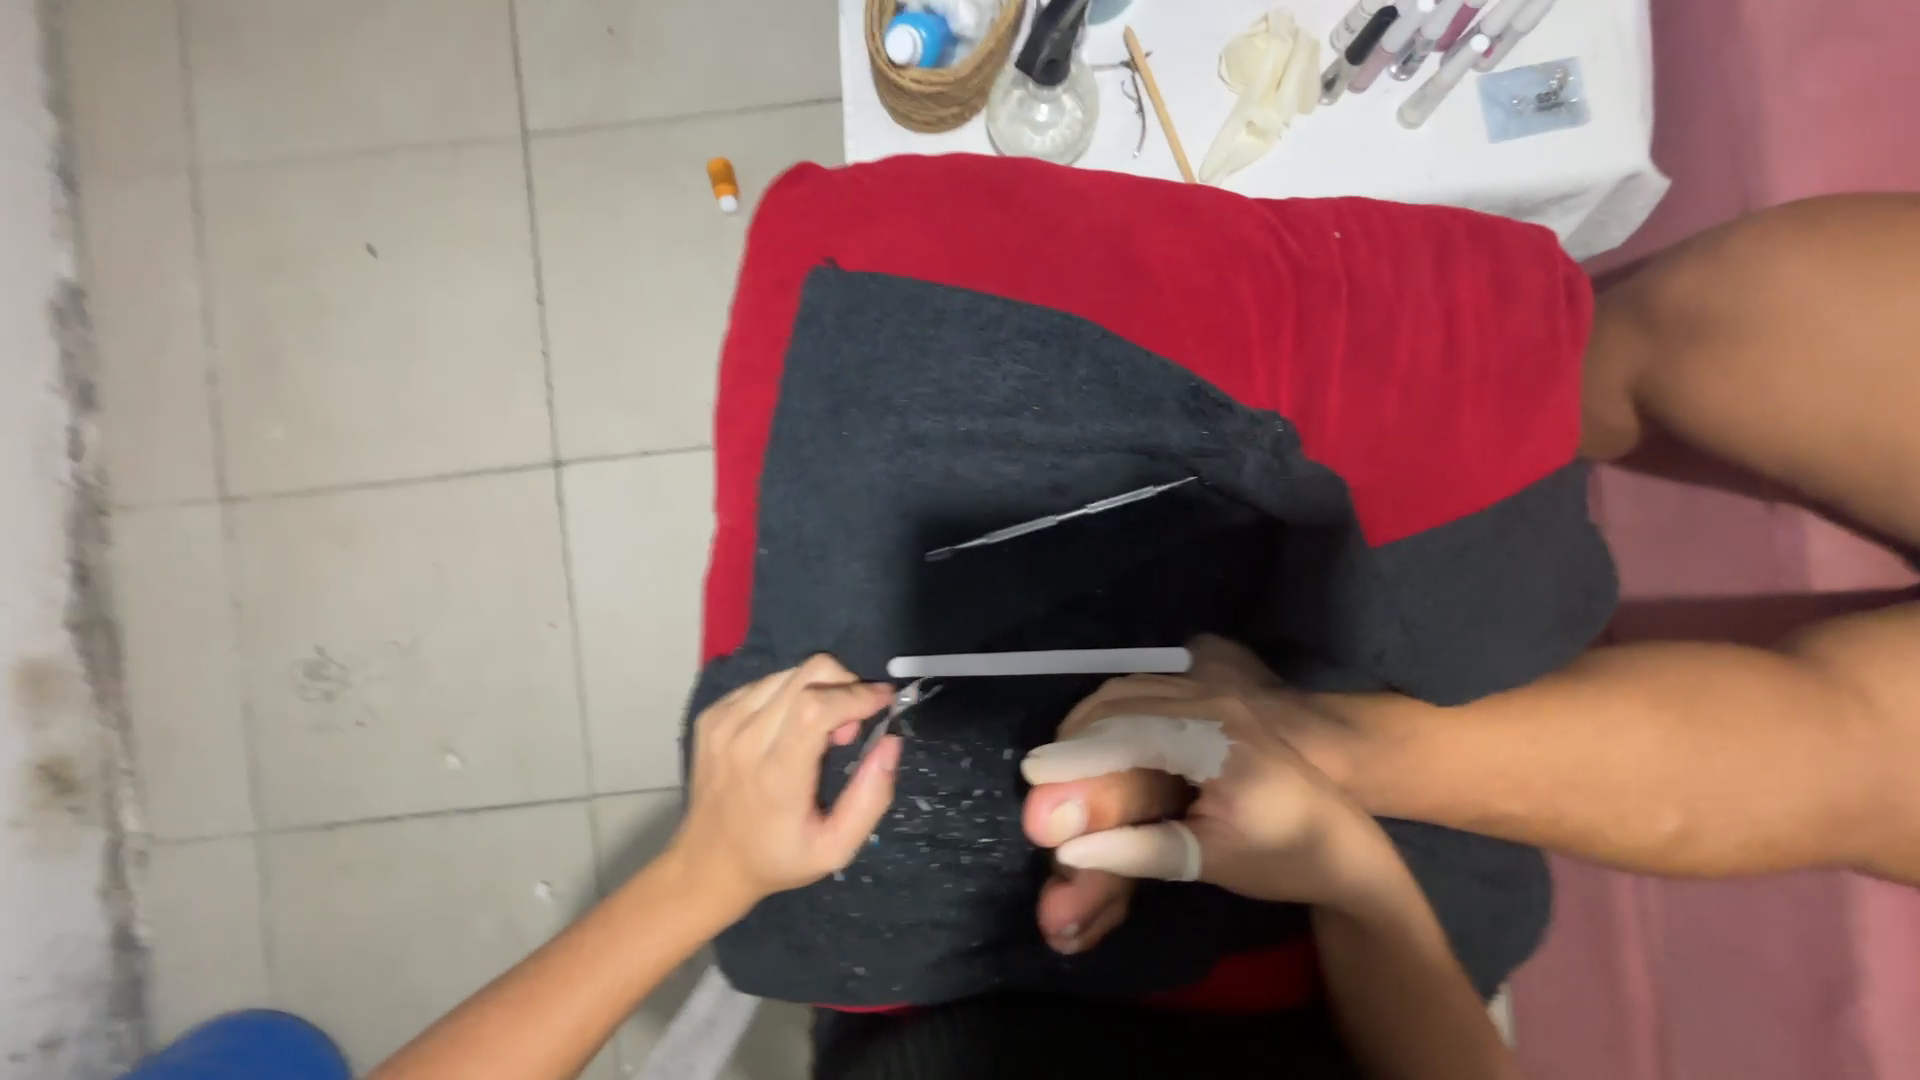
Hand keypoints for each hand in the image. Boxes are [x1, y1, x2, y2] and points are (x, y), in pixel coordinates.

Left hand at [668, 655, 902, 911]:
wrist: (707, 864)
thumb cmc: (777, 859)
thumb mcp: (836, 848)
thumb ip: (871, 796)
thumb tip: (891, 740)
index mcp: (776, 774)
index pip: (816, 706)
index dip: (856, 694)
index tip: (884, 700)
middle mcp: (744, 739)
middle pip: (807, 675)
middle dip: (845, 686)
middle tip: (850, 725)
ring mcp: (722, 722)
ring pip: (789, 673)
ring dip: (818, 691)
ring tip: (818, 733)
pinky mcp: (711, 714)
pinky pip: (765, 683)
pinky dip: (790, 696)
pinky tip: (788, 729)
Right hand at [1022, 635, 1355, 950]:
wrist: (1345, 842)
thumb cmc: (1283, 857)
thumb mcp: (1210, 860)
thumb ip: (1138, 849)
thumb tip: (1066, 850)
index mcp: (1219, 740)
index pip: (1130, 734)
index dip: (1078, 754)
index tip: (1033, 776)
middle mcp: (1213, 701)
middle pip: (1122, 701)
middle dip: (1075, 736)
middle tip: (1042, 777)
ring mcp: (1213, 693)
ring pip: (1129, 689)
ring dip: (1089, 722)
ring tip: (1062, 764)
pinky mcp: (1210, 697)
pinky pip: (1145, 692)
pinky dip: (1111, 716)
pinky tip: (1097, 745)